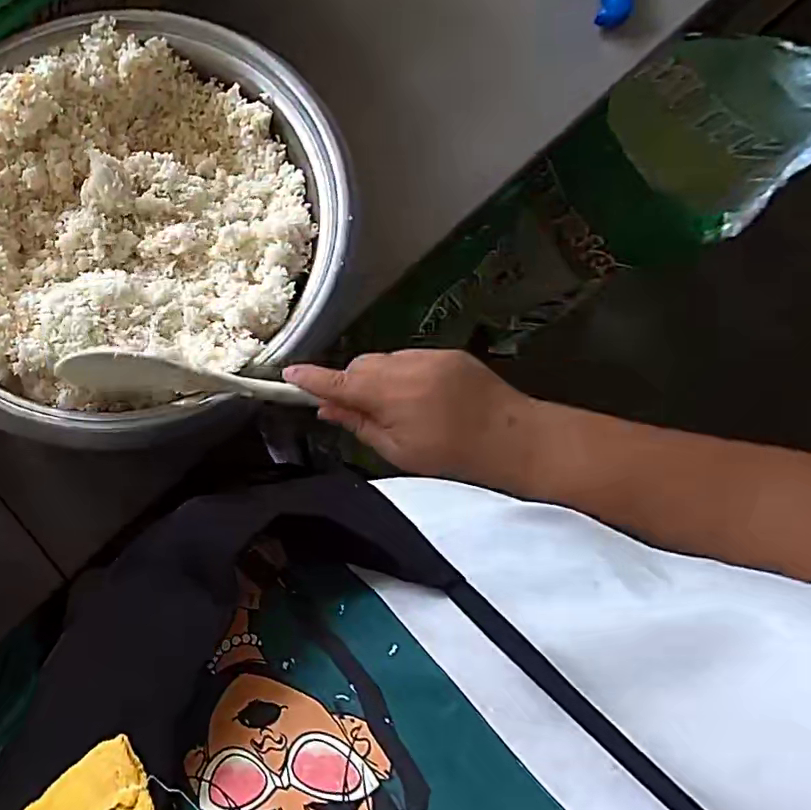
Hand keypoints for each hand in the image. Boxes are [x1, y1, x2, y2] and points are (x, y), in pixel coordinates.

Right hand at [284, 350, 543, 481]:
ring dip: (375, 378)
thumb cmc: (454, 456)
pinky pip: (407, 359)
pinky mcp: (447, 353)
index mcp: (390, 395)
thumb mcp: (396, 451)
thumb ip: (356, 424)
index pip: (337, 382)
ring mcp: (428, 357)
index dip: (310, 378)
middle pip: (358, 366)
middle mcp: (406, 368)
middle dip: (350, 383)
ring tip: (396, 405)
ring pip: (380, 361)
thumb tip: (325, 408)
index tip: (288, 374)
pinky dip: (401, 373)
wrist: (521, 441)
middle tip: (356, 409)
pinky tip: (420, 396)